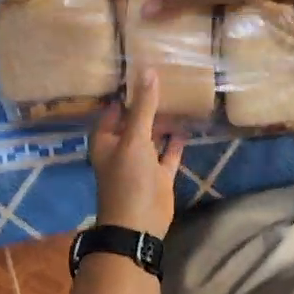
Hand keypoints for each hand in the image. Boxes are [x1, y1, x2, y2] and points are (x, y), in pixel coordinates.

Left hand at [90, 70, 183, 235]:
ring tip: (179, 96)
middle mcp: (122, 148)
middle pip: (134, 121)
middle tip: (166, 77)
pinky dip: (176, 141)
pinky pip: (168, 153)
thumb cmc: (128, 178)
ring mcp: (141, 162)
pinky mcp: (159, 175)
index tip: (140, 69)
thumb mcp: (134, 139)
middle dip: (146, 104)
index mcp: (106, 140)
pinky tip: (187, 124)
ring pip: (152, 136)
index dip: (123, 92)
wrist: (138, 225)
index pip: (112, 109)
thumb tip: (148, 71)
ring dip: (162, 121)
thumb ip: (143, 107)